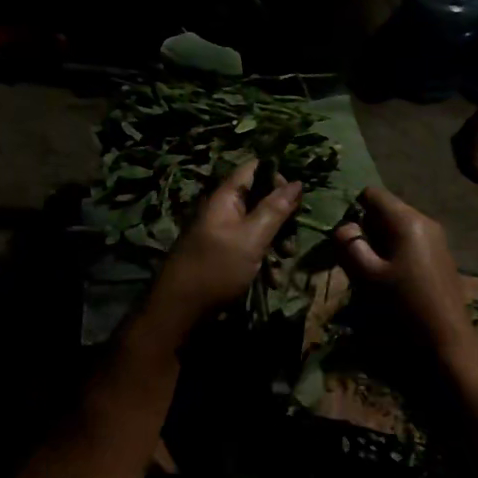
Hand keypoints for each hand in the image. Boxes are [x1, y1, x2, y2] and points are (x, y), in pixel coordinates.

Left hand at [152, 159, 301, 321]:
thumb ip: (275, 209)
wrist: (181, 309)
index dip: (277, 178)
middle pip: (260, 200)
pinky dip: (263, 261)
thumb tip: (296, 182)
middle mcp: (224, 210)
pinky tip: (271, 280)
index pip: (254, 169)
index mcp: (226, 197)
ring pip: (259, 227)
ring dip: (276, 244)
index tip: (296, 199)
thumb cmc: (217, 268)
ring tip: (284, 262)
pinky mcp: (224, 256)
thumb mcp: (252, 237)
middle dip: (282, 219)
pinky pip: (250, 249)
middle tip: (291, 241)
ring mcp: (223, 234)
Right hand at [334, 186, 477, 356]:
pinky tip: (392, 280)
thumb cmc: (404, 305)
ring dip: (379, 244)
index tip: (344, 237)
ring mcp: (436, 238)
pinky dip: (394, 253)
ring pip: (396, 228)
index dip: (352, 209)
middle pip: (385, 210)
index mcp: (407, 220)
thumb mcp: (367, 276)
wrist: (447, 339)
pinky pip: (409, 242)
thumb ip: (349, 246)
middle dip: (365, 230)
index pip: (372, 194)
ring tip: (371, 273)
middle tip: (355, 260)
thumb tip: (343, 228)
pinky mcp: (440, 256)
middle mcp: (424, 221)